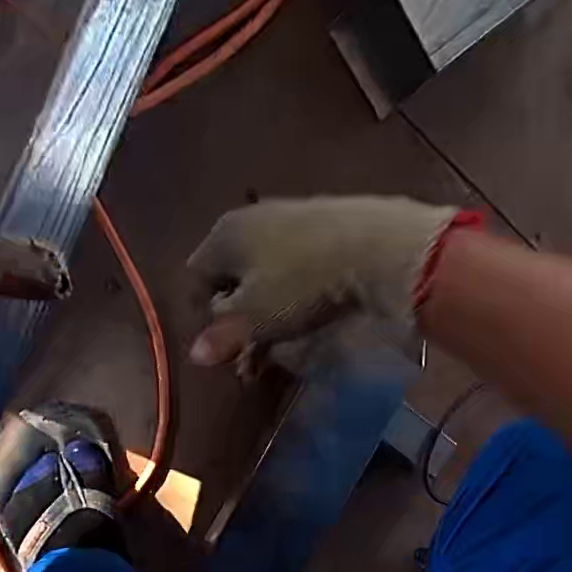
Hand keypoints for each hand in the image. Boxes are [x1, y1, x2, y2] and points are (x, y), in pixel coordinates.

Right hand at [185, 196, 460, 370]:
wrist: (376, 247)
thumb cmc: (300, 283)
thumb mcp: (256, 318)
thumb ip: (223, 336)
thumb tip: (195, 354)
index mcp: (223, 235)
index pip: (196, 276)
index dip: (204, 314)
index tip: (223, 344)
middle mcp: (249, 218)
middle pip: (232, 275)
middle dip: (238, 317)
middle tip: (252, 354)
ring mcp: (289, 217)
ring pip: (265, 271)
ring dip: (267, 309)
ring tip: (281, 340)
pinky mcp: (324, 224)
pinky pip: (295, 264)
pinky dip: (293, 291)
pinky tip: (308, 310)